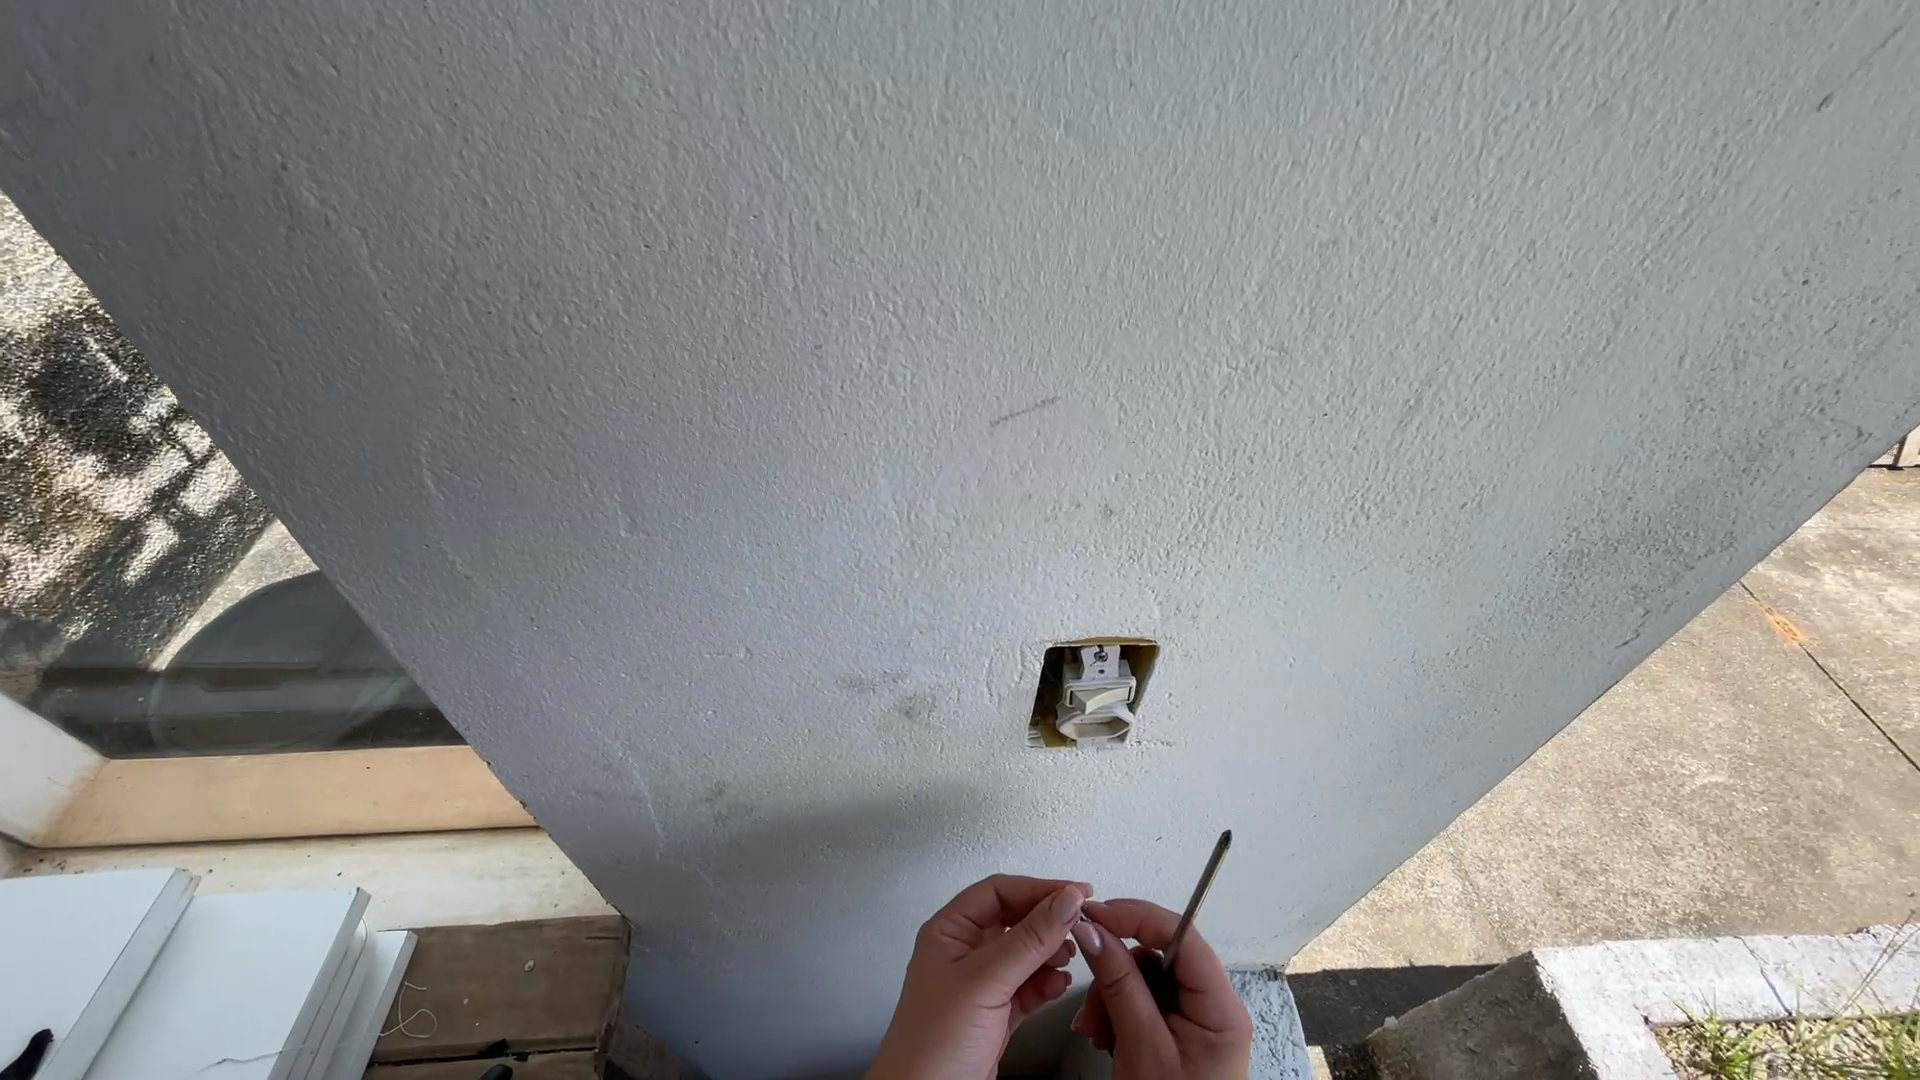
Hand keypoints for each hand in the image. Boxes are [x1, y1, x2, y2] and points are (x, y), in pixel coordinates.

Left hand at [868, 875, 1090, 1079]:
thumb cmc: (931, 1046)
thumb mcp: (985, 981)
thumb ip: (1029, 938)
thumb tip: (1066, 900)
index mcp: (949, 931)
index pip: (998, 891)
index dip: (1037, 888)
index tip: (1076, 893)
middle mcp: (963, 952)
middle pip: (1014, 919)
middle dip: (1047, 922)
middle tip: (1080, 925)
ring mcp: (980, 985)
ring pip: (1024, 953)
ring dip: (1050, 953)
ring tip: (1069, 958)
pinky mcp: (994, 1015)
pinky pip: (1028, 986)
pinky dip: (1047, 983)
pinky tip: (1059, 985)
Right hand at [1068, 899, 1252, 1079]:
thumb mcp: (1141, 1047)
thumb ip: (1117, 982)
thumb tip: (1090, 928)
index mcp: (1220, 1007)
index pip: (1181, 935)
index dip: (1137, 917)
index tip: (1094, 914)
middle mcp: (1213, 1005)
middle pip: (1158, 956)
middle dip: (1116, 973)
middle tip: (1090, 1003)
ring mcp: (1195, 1018)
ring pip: (1144, 977)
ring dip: (1111, 997)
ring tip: (1096, 1033)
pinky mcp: (1178, 1031)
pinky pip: (1142, 1000)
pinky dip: (1117, 1013)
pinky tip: (1106, 1039)